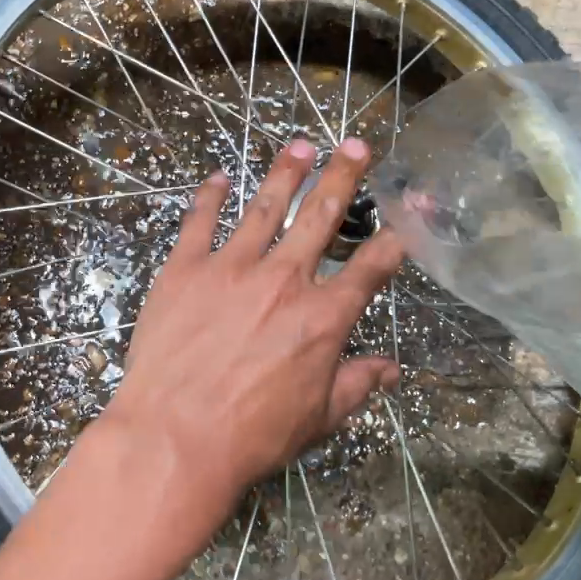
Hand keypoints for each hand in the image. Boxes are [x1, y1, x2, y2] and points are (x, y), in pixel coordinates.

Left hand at [96, 137, 406, 517]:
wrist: (176, 434)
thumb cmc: (253, 434)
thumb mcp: (319, 418)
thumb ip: (357, 385)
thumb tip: (392, 369)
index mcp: (322, 316)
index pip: (368, 269)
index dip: (391, 242)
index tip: (404, 219)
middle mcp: (283, 279)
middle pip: (320, 217)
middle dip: (342, 177)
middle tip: (355, 145)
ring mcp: (231, 267)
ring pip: (265, 208)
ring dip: (285, 173)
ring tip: (300, 145)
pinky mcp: (184, 268)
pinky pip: (199, 222)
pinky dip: (209, 197)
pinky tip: (217, 178)